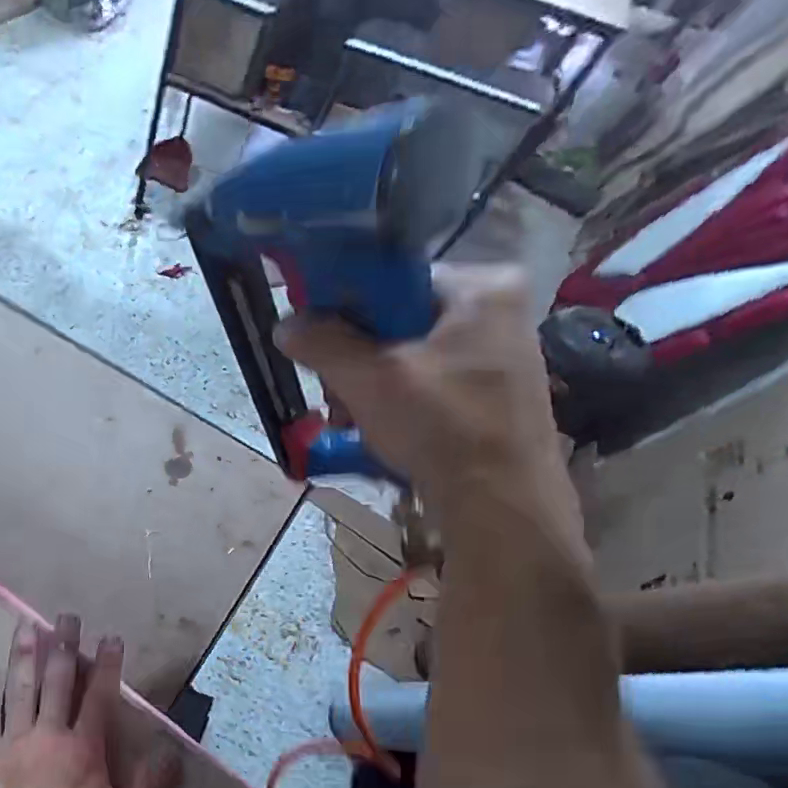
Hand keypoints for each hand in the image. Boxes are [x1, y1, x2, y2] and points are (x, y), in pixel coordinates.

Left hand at [0, 615, 178, 787]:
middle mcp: (47, 737)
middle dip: (64, 646)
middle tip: (65, 617)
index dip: (107, 664)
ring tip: (25, 627)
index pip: (100, 696)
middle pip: (57, 682)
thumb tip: (170, 750)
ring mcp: (7, 748)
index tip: (110, 637)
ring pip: (16, 690)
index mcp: (86, 751)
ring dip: (22, 656)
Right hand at [280, 265, 573, 529]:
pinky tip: (383, 435)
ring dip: (371, 391)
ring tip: (352, 423)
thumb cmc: (442, 427)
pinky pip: (431, 387)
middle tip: (337, 398)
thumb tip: (285, 323)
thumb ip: (323, 343)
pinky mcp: (495, 399)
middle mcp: (500, 313)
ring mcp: (501, 359)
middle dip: (357, 363)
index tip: (319, 344)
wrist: (503, 508)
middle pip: (399, 322)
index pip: (394, 280)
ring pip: (411, 359)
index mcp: (484, 287)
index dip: (347, 310)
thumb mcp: (370, 379)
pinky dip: (399, 407)